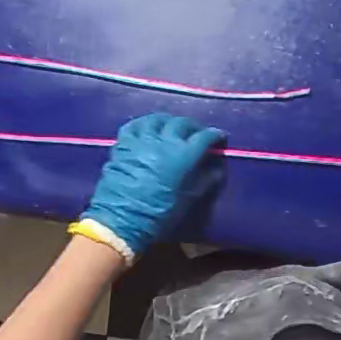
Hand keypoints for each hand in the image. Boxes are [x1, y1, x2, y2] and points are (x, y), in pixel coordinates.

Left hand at [78, 114, 225, 261]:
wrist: (122, 220)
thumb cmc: (159, 214)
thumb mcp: (189, 200)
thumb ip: (205, 180)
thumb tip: (216, 167)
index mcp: (184, 155)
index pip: (205, 137)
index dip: (215, 136)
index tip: (219, 137)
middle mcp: (165, 141)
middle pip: (182, 123)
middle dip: (193, 127)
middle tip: (197, 133)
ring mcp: (142, 139)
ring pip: (158, 119)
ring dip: (169, 121)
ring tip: (172, 127)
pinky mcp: (124, 143)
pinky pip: (134, 126)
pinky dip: (144, 124)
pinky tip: (147, 129)